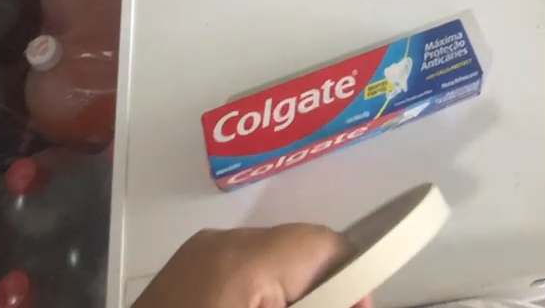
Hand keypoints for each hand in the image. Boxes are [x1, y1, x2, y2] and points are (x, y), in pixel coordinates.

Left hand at [134, 223, 365, 307]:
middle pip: (298, 251)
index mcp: (244, 261)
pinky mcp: (181, 274)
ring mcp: (195, 255)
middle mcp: (220, 243)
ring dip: (288, 292)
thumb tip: (358, 298)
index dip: (354, 277)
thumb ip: (319, 305)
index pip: (322, 244)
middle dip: (320, 290)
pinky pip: (238, 272)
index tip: (363, 306)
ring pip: (269, 261)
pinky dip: (257, 294)